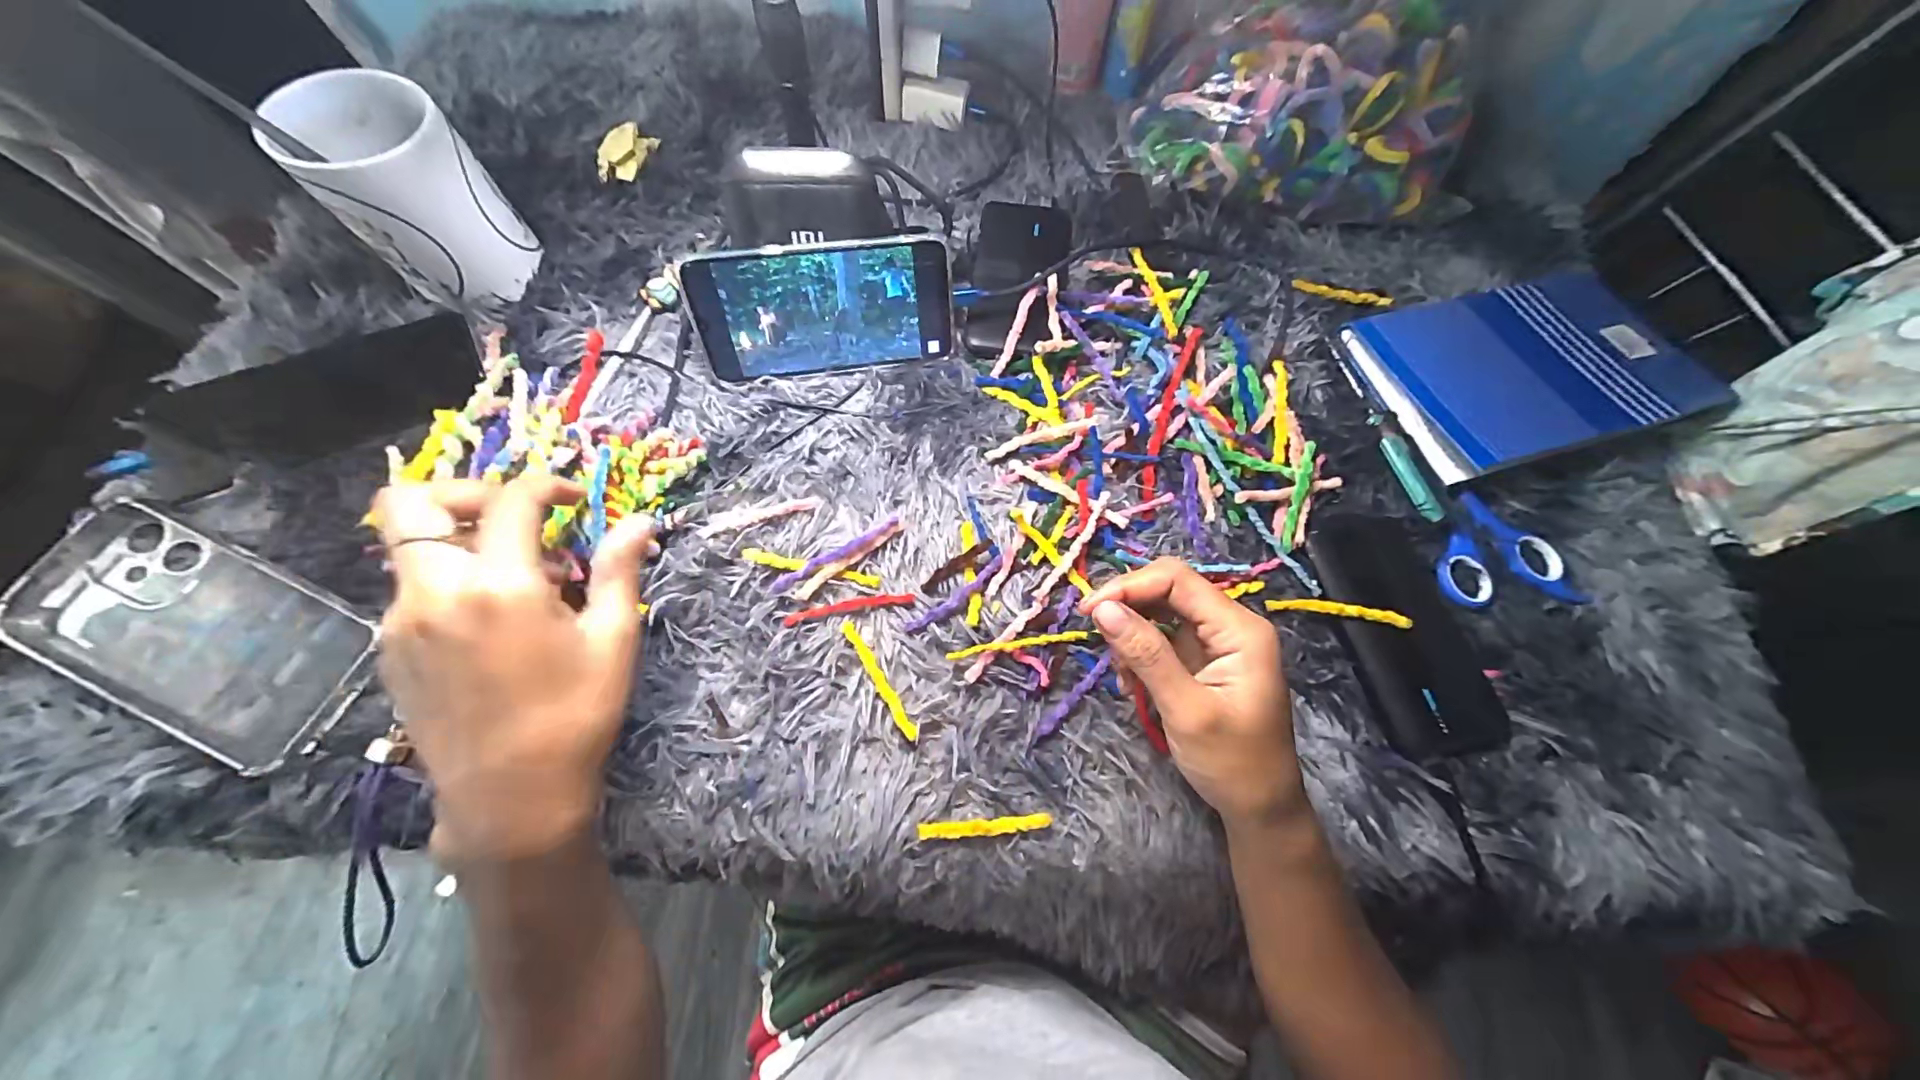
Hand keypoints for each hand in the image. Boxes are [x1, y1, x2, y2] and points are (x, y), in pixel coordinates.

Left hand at [372, 475, 656, 865]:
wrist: (510, 798)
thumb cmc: (576, 715)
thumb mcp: (613, 639)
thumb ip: (619, 570)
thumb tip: (640, 521)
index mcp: (499, 586)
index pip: (512, 500)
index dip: (547, 484)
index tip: (575, 498)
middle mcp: (434, 593)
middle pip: (411, 501)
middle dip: (467, 492)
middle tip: (516, 517)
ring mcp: (401, 623)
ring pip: (411, 547)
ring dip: (463, 541)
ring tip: (520, 580)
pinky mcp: (390, 651)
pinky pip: (413, 589)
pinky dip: (452, 580)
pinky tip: (495, 620)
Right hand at [1078, 558, 1305, 830]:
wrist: (1261, 808)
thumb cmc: (1232, 763)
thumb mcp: (1186, 710)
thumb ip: (1146, 654)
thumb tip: (1103, 609)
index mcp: (1239, 629)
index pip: (1177, 580)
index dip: (1129, 586)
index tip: (1090, 611)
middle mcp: (1230, 625)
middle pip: (1167, 590)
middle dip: (1128, 609)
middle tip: (1098, 637)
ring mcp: (1216, 642)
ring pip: (1160, 612)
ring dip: (1131, 635)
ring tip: (1124, 677)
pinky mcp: (1202, 659)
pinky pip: (1162, 638)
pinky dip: (1140, 653)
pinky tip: (1133, 684)